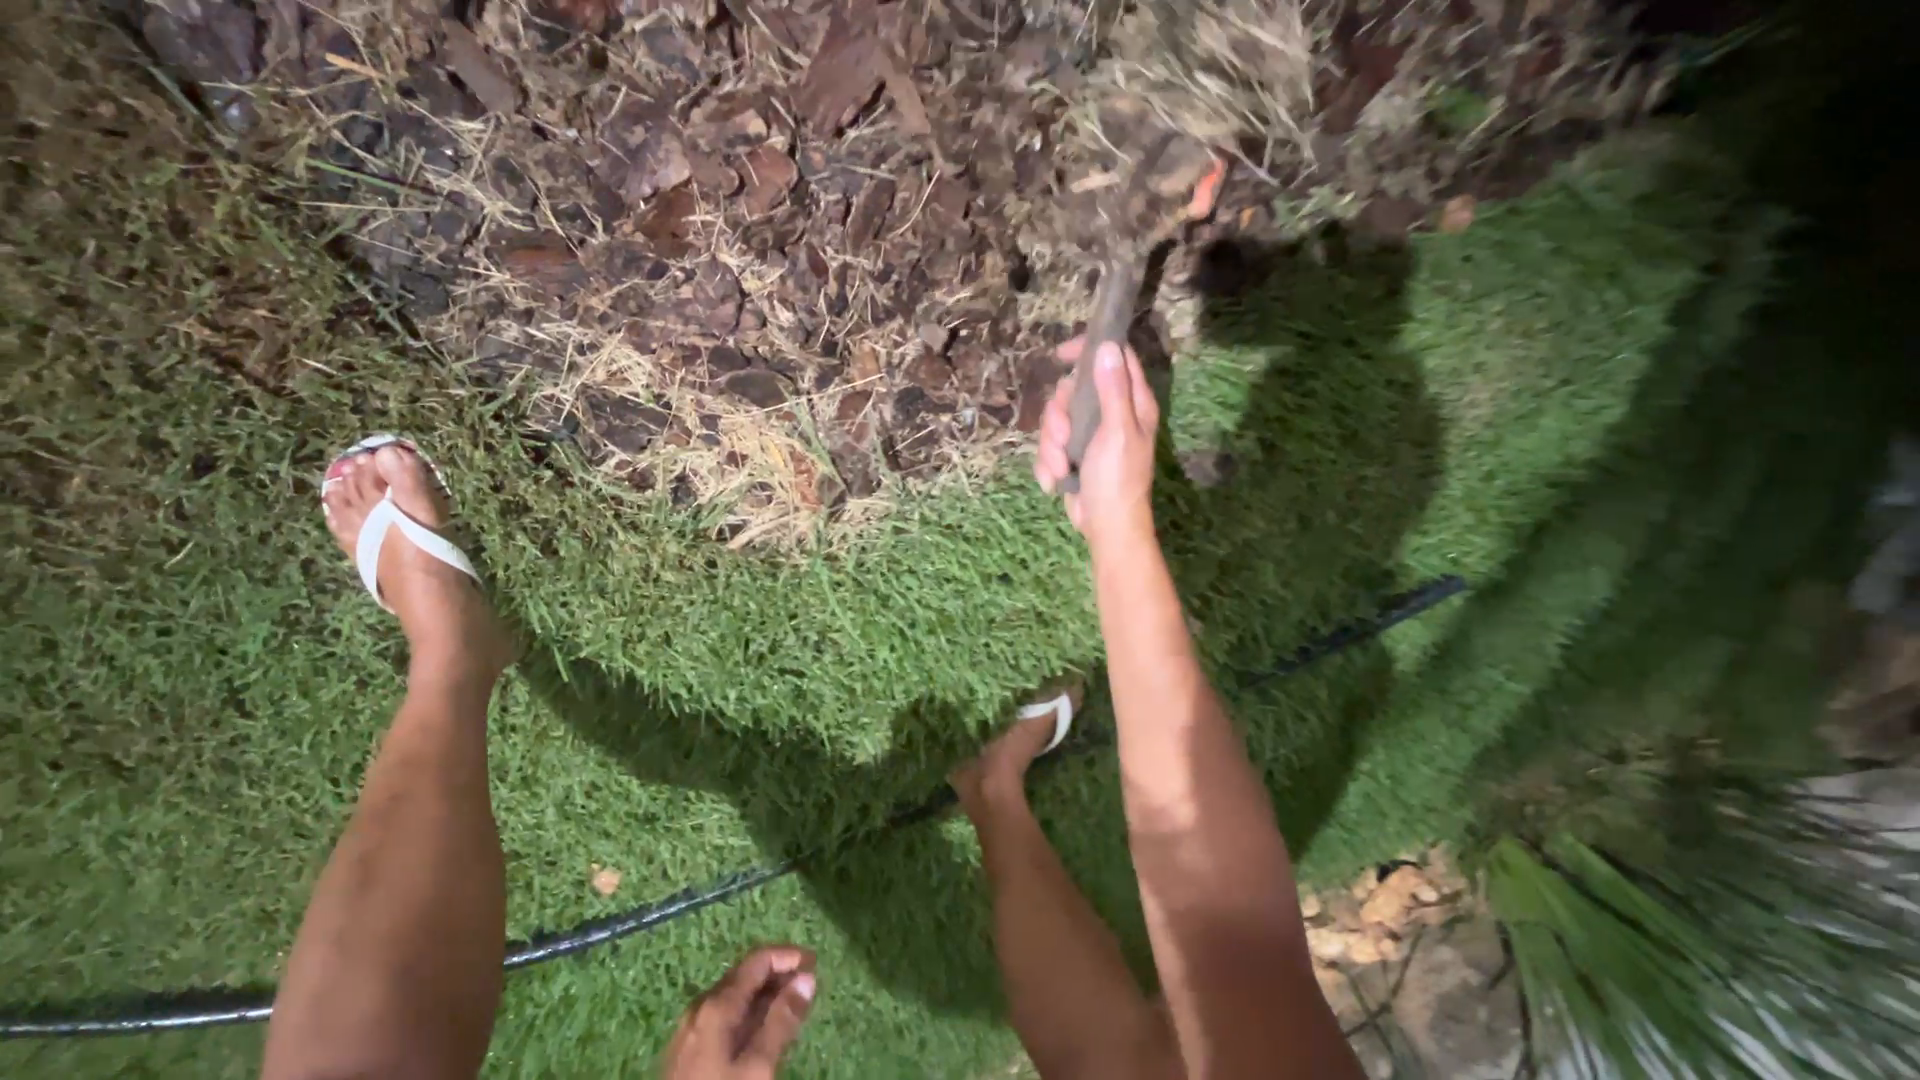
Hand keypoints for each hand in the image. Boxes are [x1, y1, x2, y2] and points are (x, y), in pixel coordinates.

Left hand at [660, 946, 816, 1079]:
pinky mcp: (689, 1046)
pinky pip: (724, 1014)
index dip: (788, 956)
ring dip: (766, 993)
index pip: (757, 961)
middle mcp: (701, 1006)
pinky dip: (750, 1011)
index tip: (815, 964)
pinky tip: (764, 1029)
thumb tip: (806, 979)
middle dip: (779, 973)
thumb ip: (782, 1021)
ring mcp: (692, 1026)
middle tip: (809, 985)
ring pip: (735, 995)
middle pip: (745, 974)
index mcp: (718, 1005)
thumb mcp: (758, 1066)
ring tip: (793, 1006)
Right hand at [1033, 337, 1159, 555]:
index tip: (1061, 355)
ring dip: (1050, 446)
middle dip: (1058, 416)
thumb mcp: (1117, 430)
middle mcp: (1111, 414)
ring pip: (1055, 420)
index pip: (1114, 357)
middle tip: (1062, 438)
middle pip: (1073, 391)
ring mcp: (1089, 435)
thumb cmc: (1118, 479)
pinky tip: (1056, 480)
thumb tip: (1108, 347)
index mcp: (1132, 403)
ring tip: (1060, 467)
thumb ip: (1112, 389)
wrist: (1105, 526)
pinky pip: (1049, 446)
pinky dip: (1048, 464)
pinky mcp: (1072, 454)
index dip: (1089, 350)